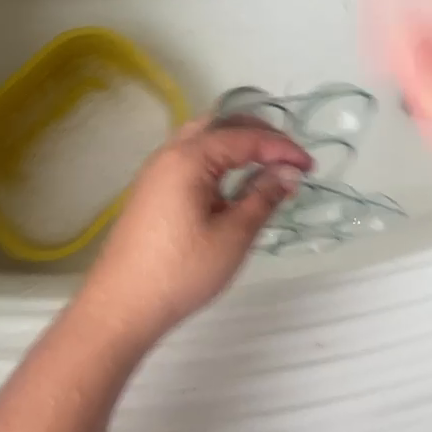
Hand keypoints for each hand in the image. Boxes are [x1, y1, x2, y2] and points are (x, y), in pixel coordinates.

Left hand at [75, 120, 311, 340]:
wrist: (120, 307)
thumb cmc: (180, 271)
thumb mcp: (233, 236)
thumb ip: (264, 197)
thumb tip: (289, 173)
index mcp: (189, 158)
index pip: (245, 137)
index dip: (282, 148)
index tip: (310, 167)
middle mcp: (169, 154)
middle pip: (221, 124)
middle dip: (259, 133)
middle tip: (289, 156)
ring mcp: (157, 171)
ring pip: (204, 139)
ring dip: (238, 144)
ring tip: (267, 164)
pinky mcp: (152, 190)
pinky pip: (191, 157)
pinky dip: (219, 158)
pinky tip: (234, 182)